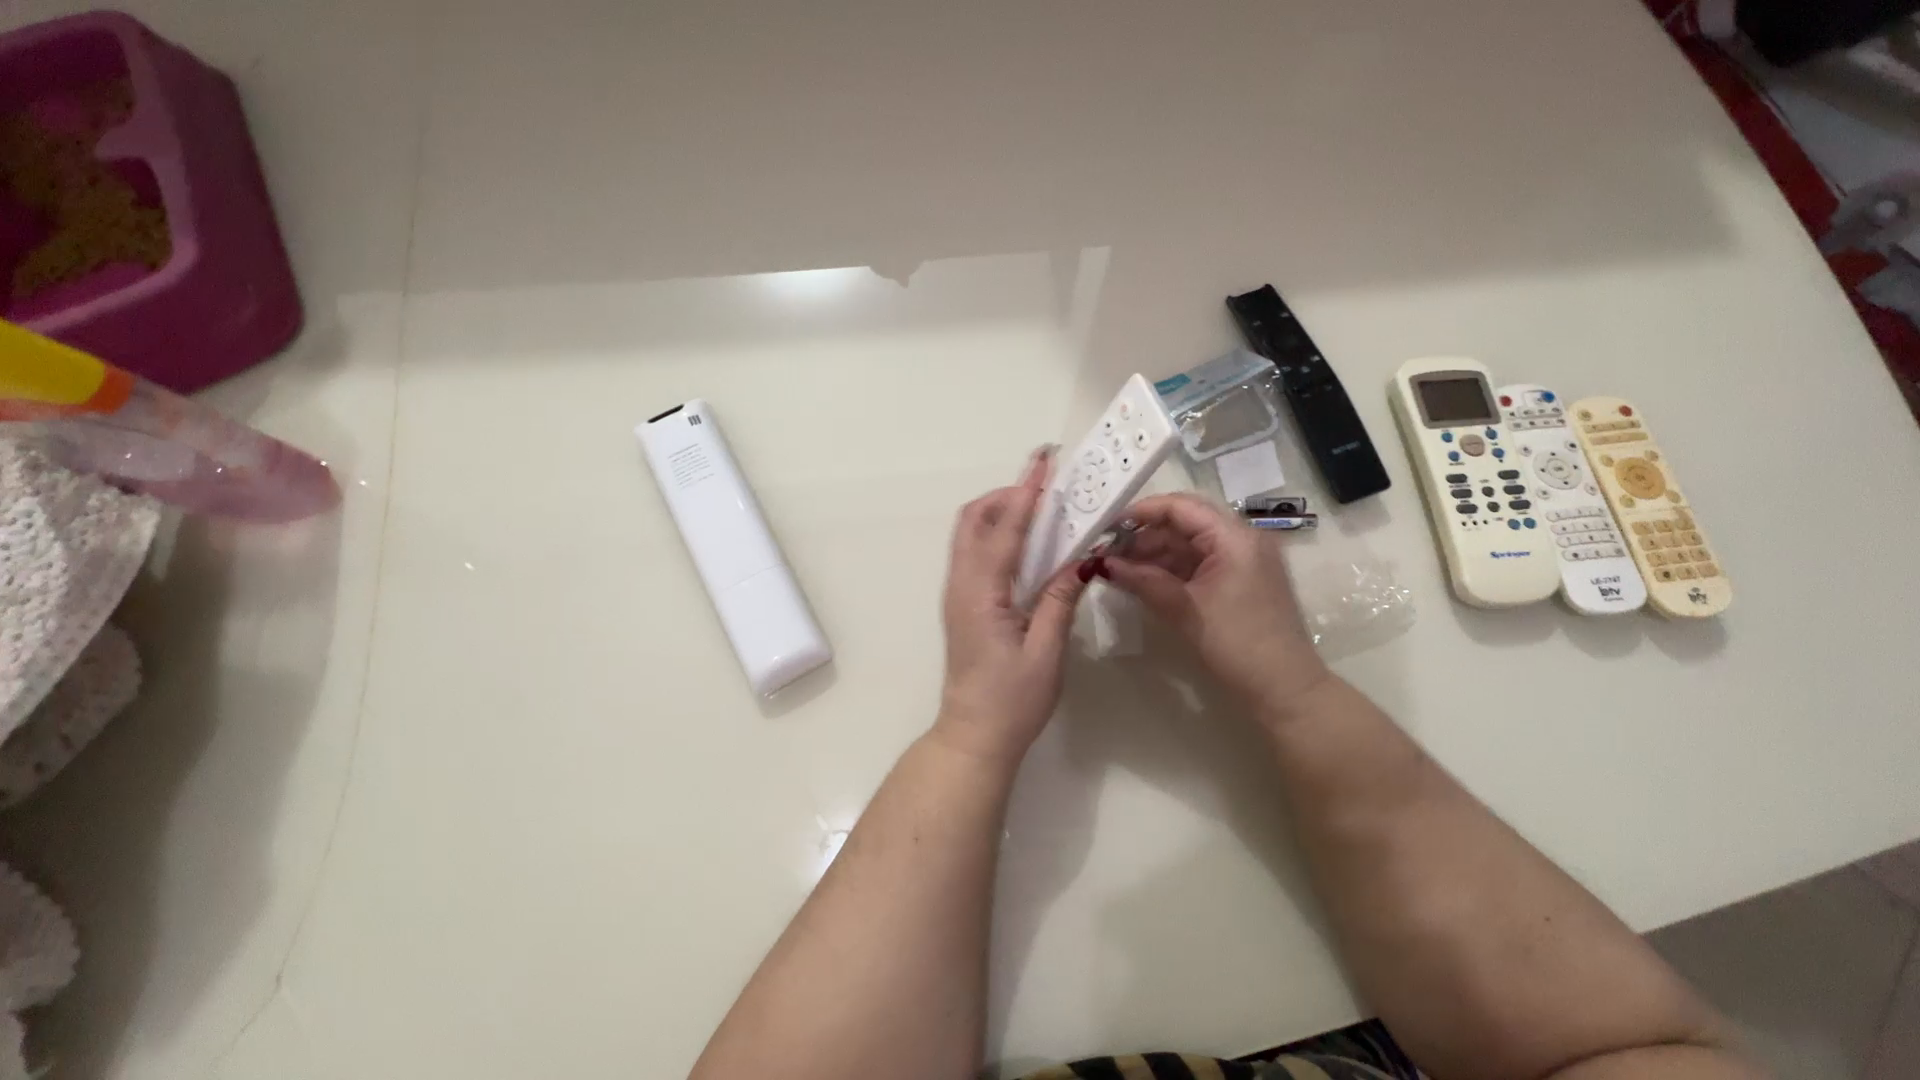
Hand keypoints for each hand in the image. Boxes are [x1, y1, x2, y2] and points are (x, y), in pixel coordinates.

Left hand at [931, 448, 1092, 765]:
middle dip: (1006, 494)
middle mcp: (962, 585)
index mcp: (981, 594)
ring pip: (971, 535)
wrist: (974, 736)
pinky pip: (976, 554)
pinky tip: (1030, 544)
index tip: (1043, 461)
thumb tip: (1080, 559)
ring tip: (1042, 508)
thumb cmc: (1012, 701)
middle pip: (973, 520)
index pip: (1003, 530)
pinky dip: (999, 535)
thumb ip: (1059, 601)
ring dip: (1001, 512)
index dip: (1026, 492)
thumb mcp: (1046, 653)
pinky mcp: (964, 605)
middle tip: (1046, 488)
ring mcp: (959, 594)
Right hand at [1100, 493, 1330, 713]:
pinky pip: (1200, 562)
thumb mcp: (1184, 610)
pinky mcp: (1240, 580)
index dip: (1142, 512)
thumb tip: (1103, 564)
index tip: (1108, 527)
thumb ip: (1142, 580)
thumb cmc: (1237, 643)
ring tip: (1118, 568)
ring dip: (1155, 553)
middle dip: (1145, 535)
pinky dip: (1171, 569)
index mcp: (1234, 538)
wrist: (1283, 687)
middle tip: (1108, 552)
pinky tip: (1143, 579)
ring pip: (1190, 543)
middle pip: (1186, 522)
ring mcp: (1243, 560)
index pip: (1181, 507)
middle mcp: (1242, 539)